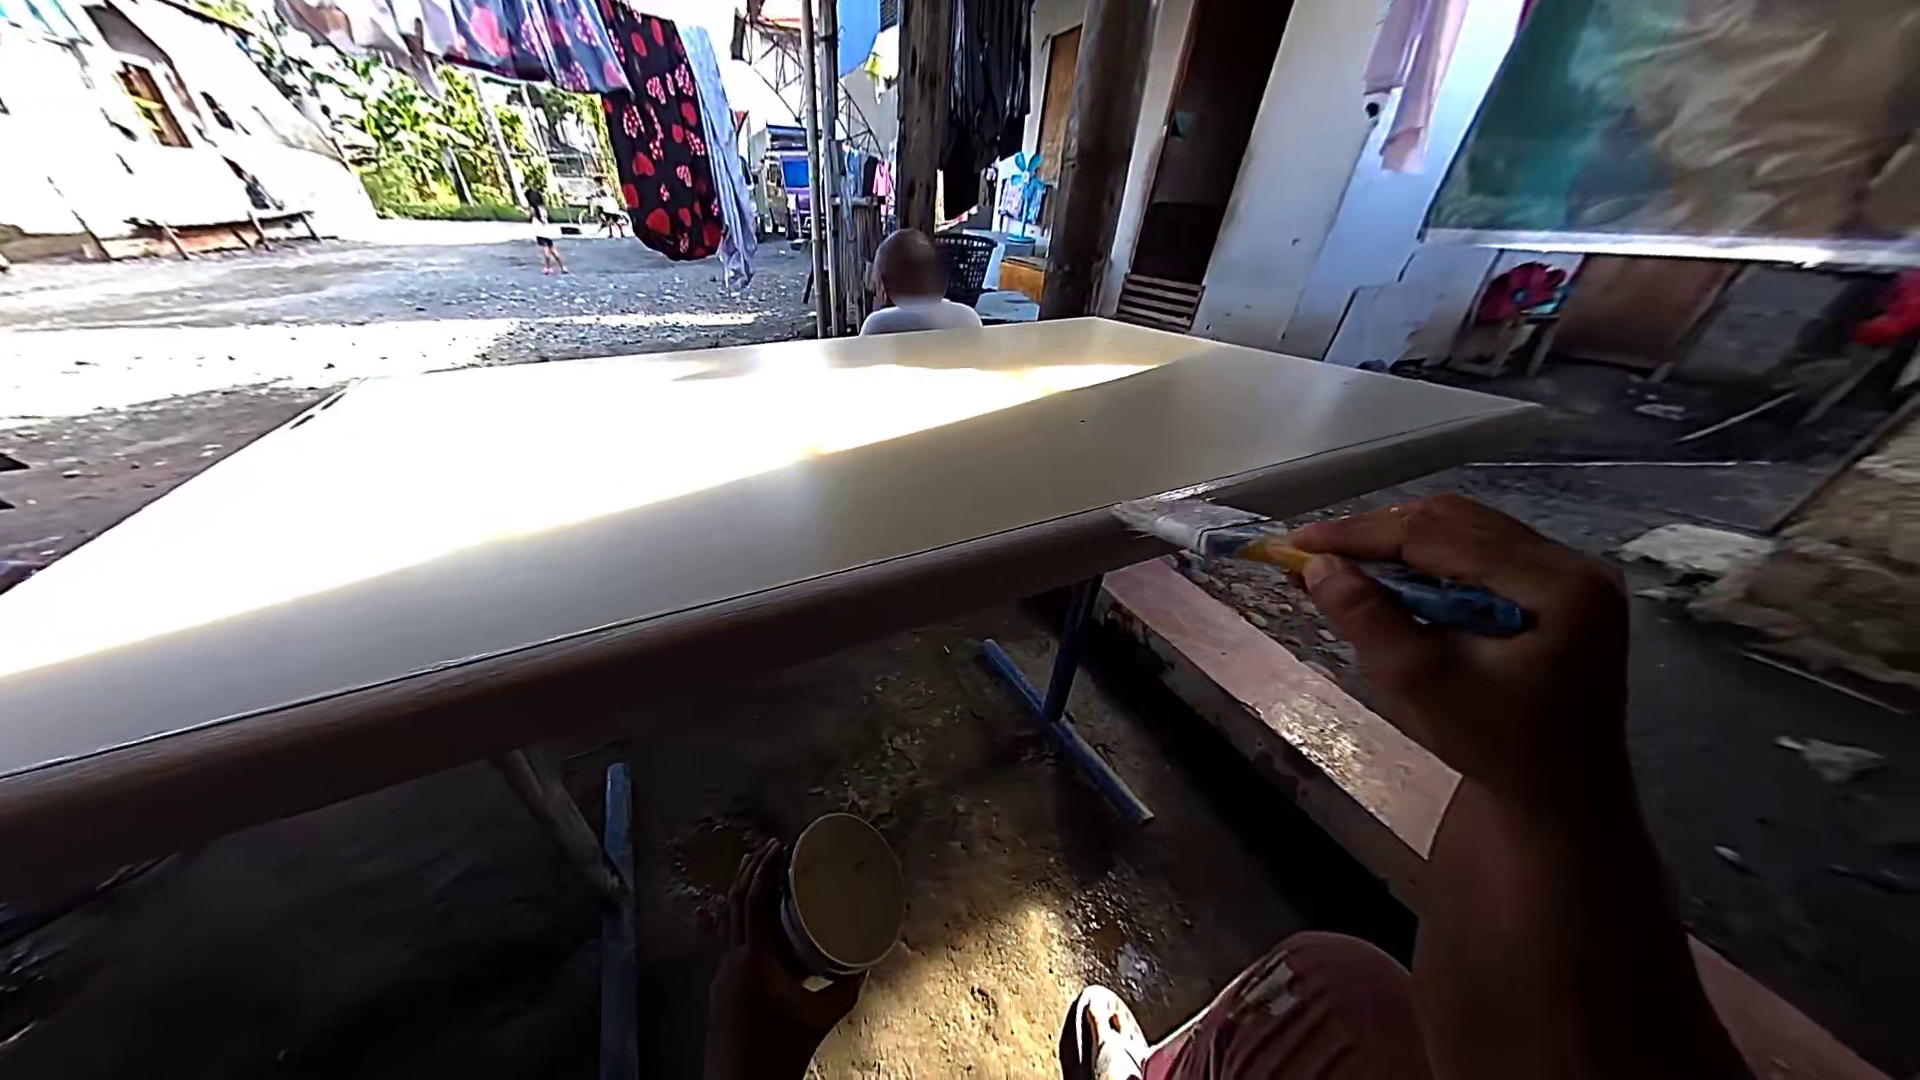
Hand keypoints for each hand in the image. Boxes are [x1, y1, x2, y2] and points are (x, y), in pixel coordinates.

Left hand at [705, 839, 863, 1079]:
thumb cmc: (778, 1055)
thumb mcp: (818, 1019)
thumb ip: (844, 988)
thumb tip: (864, 961)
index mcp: (754, 961)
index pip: (753, 901)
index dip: (763, 869)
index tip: (778, 846)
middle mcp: (732, 961)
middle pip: (734, 902)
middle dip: (749, 869)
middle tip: (768, 847)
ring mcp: (720, 974)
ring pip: (725, 918)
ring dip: (738, 888)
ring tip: (754, 866)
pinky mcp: (718, 987)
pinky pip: (722, 937)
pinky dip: (730, 914)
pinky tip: (730, 909)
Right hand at [1289, 495, 1631, 823]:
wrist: (1555, 788)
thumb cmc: (1489, 741)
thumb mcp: (1416, 682)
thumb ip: (1365, 617)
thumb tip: (1316, 565)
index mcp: (1553, 587)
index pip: (1435, 534)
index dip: (1357, 533)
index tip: (1296, 543)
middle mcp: (1567, 563)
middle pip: (1448, 519)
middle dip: (1370, 531)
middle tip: (1310, 551)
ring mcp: (1562, 570)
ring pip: (1455, 525)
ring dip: (1389, 538)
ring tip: (1338, 560)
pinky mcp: (1545, 582)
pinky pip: (1467, 545)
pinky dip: (1413, 552)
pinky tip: (1381, 573)